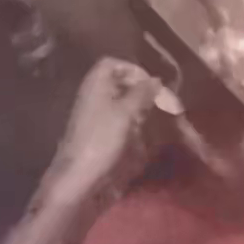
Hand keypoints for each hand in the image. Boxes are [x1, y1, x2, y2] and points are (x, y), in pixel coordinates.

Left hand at [42, 57, 162, 201]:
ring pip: (122, 103)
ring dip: (141, 107)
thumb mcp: (126, 112)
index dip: (132, 69)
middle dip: (142, 89)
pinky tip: (147, 133)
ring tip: (160, 117)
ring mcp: (96, 117)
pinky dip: (136, 123)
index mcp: (96, 85)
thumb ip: (142, 93)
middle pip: (119, 83)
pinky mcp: (101, 136)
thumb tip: (156, 80)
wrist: (80, 179)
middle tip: (164, 102)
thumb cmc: (102, 139)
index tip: (152, 83)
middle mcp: (94, 97)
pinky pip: (121, 121)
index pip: (112, 64)